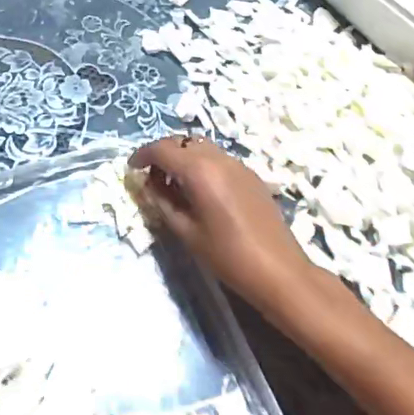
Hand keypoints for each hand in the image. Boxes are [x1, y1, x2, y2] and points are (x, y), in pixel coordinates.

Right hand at [130, 136, 314, 305]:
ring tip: (175, 182)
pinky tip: (201, 189)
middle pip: (180, 141)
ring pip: (200, 146)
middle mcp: (217, 158)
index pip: (161, 149)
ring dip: (182, 156)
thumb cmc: (229, 256)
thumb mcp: (187, 232)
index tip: (132, 168)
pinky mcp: (250, 174)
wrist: (281, 273)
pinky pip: (217, 157)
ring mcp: (236, 164)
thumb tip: (147, 185)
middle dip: (161, 153)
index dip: (142, 156)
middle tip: (151, 176)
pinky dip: (201, 163)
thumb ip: (162, 202)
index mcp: (198, 170)